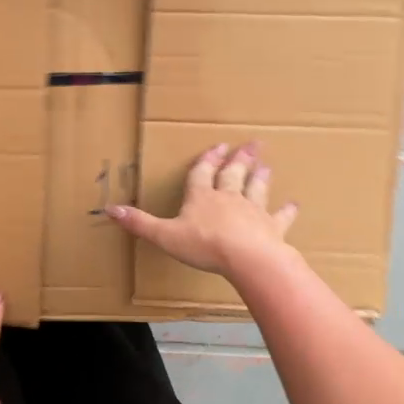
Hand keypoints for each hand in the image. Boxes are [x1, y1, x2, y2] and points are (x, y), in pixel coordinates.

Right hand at [106, 143, 298, 277]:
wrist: (248, 260)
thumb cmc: (205, 246)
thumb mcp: (165, 235)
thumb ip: (140, 223)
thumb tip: (110, 210)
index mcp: (201, 197)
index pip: (202, 173)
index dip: (207, 160)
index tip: (216, 146)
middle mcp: (228, 198)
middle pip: (233, 174)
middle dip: (239, 159)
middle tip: (249, 144)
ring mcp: (253, 211)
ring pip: (256, 189)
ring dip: (259, 176)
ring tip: (265, 164)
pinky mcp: (272, 228)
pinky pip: (280, 217)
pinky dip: (287, 211)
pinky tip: (294, 204)